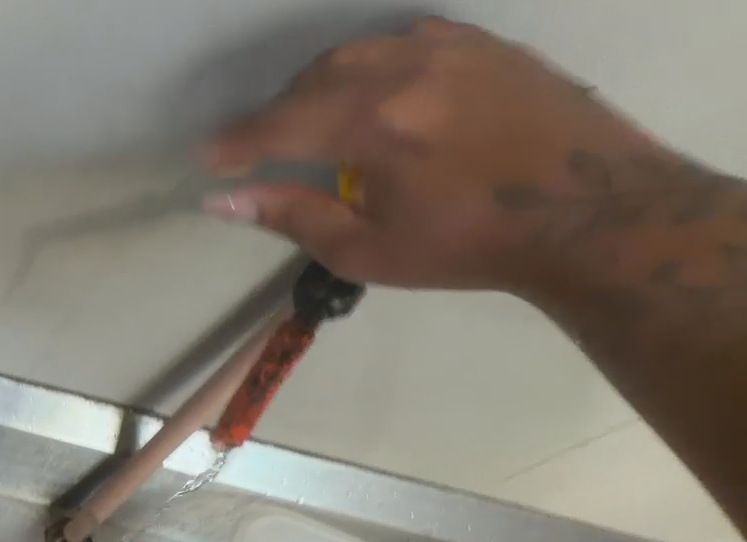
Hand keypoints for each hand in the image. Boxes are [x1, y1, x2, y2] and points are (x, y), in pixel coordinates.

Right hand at [204, 18, 687, 297]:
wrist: (589, 214)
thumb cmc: (463, 245)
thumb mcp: (361, 249)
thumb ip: (289, 215)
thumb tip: (223, 200)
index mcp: (378, 127)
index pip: (283, 124)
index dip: (236, 142)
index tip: (207, 159)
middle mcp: (412, 74)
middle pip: (315, 78)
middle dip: (274, 112)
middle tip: (254, 149)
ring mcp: (454, 52)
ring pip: (359, 50)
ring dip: (316, 84)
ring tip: (305, 121)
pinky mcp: (486, 47)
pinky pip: (407, 38)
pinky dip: (369, 63)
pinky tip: (366, 91)